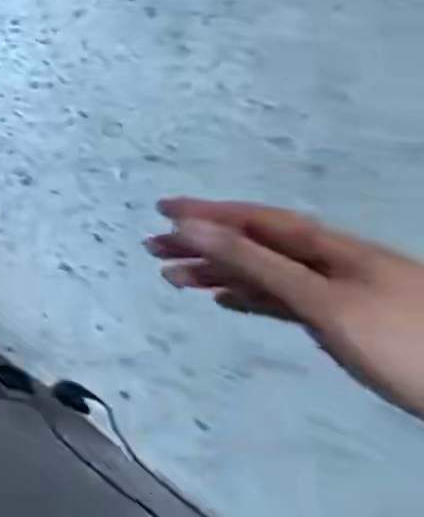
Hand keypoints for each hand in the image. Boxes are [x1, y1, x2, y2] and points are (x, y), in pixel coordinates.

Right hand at [148, 197, 423, 417]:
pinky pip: (288, 298)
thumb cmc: (404, 343)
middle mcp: (339, 265)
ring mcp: (349, 294)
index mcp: (336, 251)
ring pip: (270, 273)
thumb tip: (187, 225)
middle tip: (153, 248)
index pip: (258, 220)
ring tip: (174, 278)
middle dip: (204, 244)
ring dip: (220, 272)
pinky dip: (252, 295)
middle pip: (259, 245)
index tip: (159, 210)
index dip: (208, 212)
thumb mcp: (323, 301)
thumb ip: (254, 262)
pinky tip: (226, 301)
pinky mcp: (352, 322)